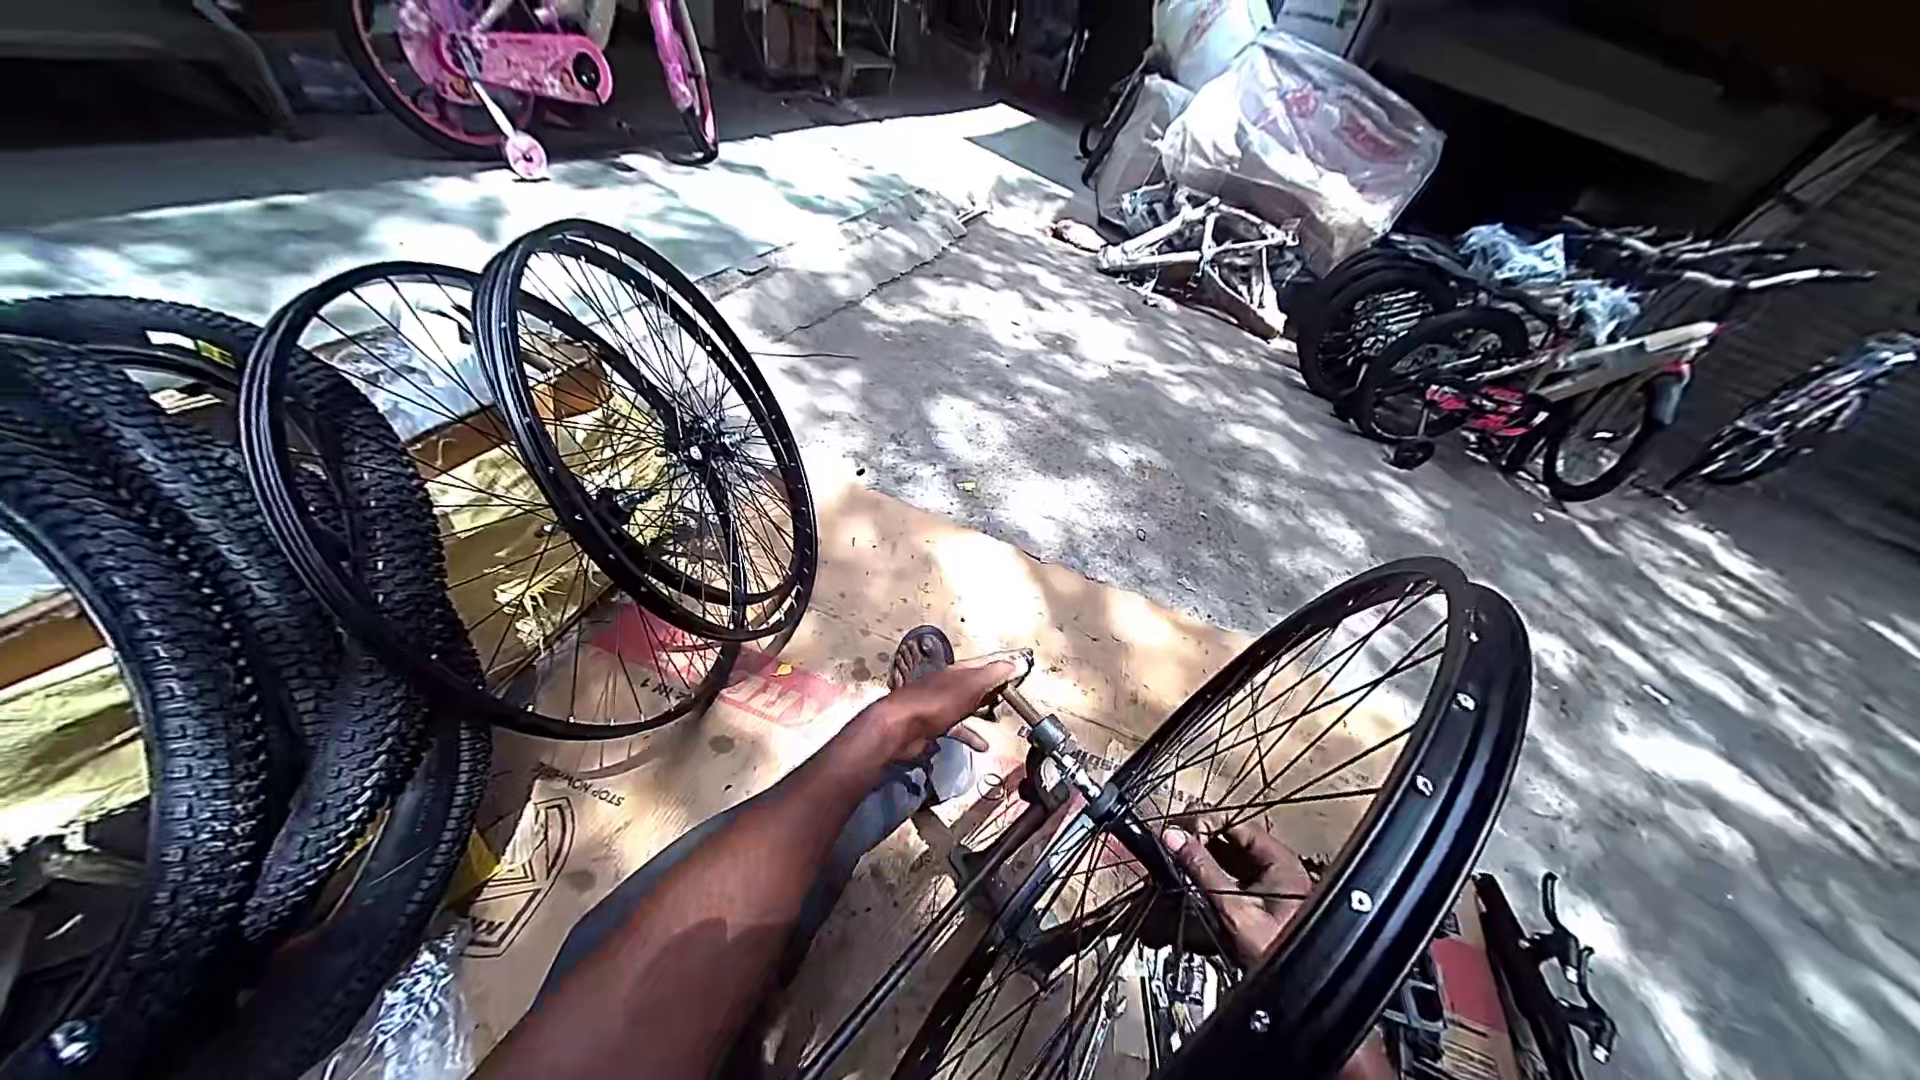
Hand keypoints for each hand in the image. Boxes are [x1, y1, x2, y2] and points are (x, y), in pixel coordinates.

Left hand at [858, 651, 1027, 763]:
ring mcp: (940, 705)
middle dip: (993, 690)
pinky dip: (971, 735)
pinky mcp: (934, 725)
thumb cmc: (935, 702)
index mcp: (957, 672)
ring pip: (967, 706)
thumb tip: (1015, 663)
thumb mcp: (969, 685)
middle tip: (1011, 696)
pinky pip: (958, 728)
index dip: (1001, 669)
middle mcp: (948, 685)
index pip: (984, 666)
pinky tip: (983, 745)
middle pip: (975, 685)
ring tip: (999, 718)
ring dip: (983, 711)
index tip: (1019, 672)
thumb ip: (992, 674)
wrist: (900, 727)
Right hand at [1162, 822, 1312, 966]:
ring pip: (1227, 853)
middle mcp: (1276, 865)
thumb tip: (1174, 837)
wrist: (1293, 995)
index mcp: (1279, 860)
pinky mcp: (1259, 898)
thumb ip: (1202, 868)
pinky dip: (1209, 870)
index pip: (1234, 821)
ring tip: (1177, 856)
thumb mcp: (1233, 907)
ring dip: (1201, 853)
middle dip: (1199, 836)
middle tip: (1172, 842)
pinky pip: (1229, 872)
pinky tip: (1191, 874)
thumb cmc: (1276, 952)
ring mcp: (1269, 882)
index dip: (1204, 821)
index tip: (1178, 832)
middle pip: (1230, 835)